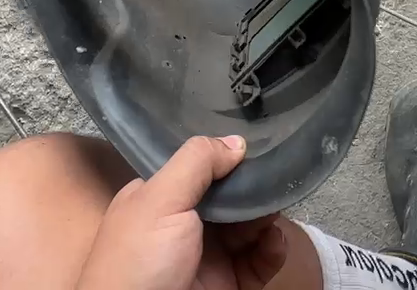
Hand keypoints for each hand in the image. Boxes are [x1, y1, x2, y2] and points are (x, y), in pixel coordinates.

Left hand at [74, 135, 288, 289]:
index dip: (226, 156)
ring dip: (267, 215)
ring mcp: (207, 257)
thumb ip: (197, 161)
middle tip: (274, 178)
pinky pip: (259, 261)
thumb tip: (238, 141)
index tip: (255, 144)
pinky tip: (276, 242)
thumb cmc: (140, 261)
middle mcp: (185, 225)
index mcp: (161, 199)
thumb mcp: (160, 199)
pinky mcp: (227, 285)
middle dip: (253, 186)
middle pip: (230, 194)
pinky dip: (273, 249)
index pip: (199, 167)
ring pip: (249, 226)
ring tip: (275, 210)